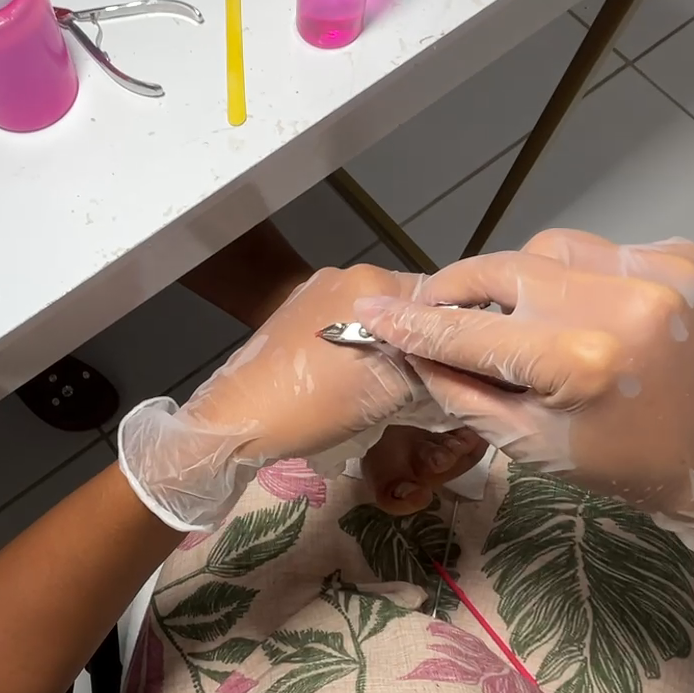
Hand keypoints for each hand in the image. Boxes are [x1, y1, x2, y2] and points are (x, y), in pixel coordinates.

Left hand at [119, 265, 452, 529]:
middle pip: (407, 307)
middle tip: (425, 387)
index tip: (457, 374)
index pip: (439, 302)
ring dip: (390, 346)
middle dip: (419, 344)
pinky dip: (362, 346)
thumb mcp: (385, 395)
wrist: (235, 418)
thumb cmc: (310, 407)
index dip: (451, 340)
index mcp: (371, 282)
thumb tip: (458, 363)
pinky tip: (356, 378)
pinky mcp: (298, 310)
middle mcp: (346, 274)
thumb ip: (429, 368)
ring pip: (377, 317)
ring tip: (389, 386)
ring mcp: (317, 290)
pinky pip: (348, 322)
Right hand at [356, 229, 693, 625]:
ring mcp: (656, 270)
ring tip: (514, 313)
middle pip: (500, 270)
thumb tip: (413, 350)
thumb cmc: (628, 466)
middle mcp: (617, 302)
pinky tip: (578, 309)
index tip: (370, 312)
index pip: (467, 332)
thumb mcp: (531, 445)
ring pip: (544, 249)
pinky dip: (569, 276)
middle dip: (457, 288)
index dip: (411, 323)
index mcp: (578, 362)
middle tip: (435, 308)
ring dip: (514, 278)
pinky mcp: (682, 256)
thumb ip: (463, 391)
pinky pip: (595, 251)